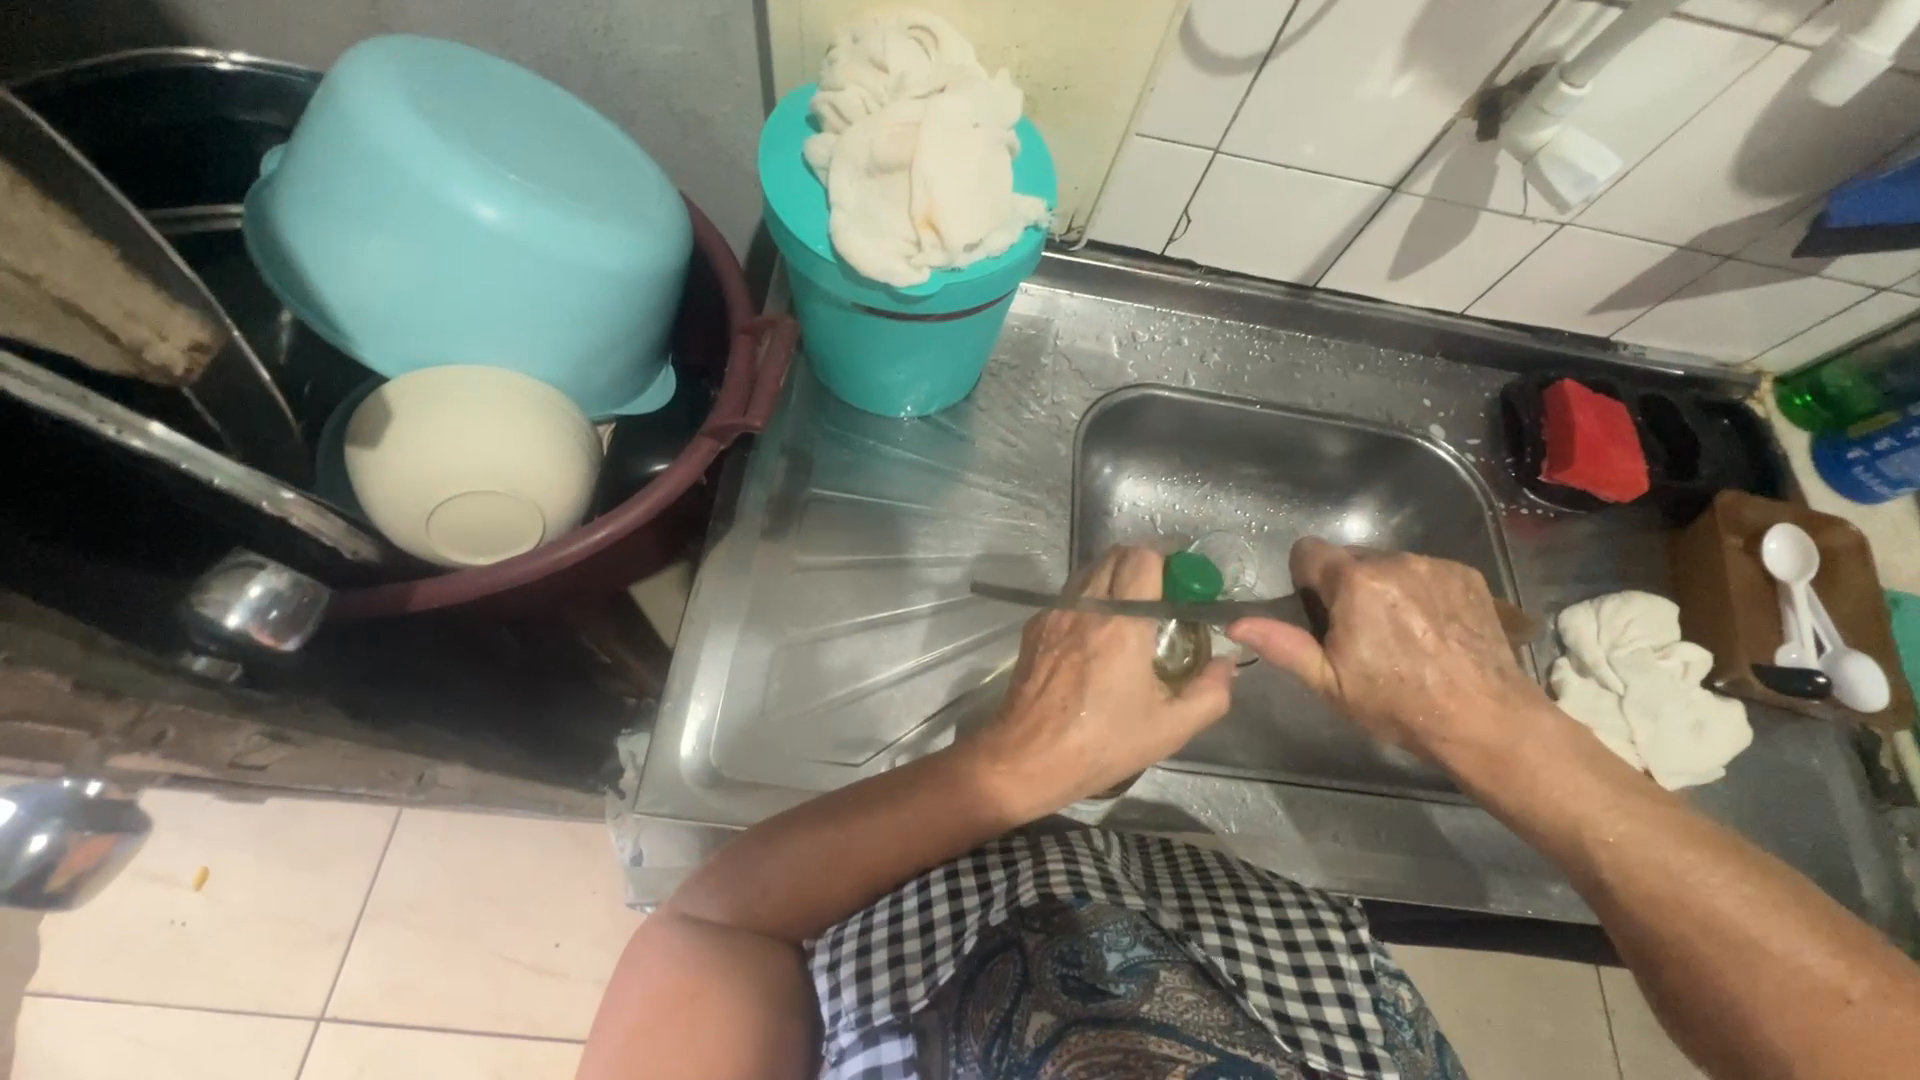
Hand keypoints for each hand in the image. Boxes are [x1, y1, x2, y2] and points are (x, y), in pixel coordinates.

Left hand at [967, 545, 1233, 817]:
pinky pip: (1069, 596)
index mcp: (1122, 624)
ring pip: (1089, 572)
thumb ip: (1210, 693)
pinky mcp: (1035, 627)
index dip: (1168, 562)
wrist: (1026, 758)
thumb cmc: (1101, 744)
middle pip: (1115, 555)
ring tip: (1132, 613)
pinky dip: (1090, 599)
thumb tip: (1225, 663)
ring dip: (1115, 579)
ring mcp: (1055, 614)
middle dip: (1144, 564)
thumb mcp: (1170, 728)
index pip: (1144, 558)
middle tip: (1163, 596)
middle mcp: (1086, 607)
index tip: (1184, 586)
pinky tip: (1098, 634)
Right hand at [1226, 538, 1551, 767]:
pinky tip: (1429, 630)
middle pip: (1349, 557)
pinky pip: (1423, 571)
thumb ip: (1281, 644)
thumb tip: (1234, 624)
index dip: (1304, 580)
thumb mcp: (1329, 682)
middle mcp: (1395, 561)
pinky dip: (1417, 591)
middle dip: (1344, 586)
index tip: (1318, 614)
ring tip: (1399, 634)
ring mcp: (1435, 565)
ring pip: (1387, 564)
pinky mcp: (1466, 575)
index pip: (1308, 551)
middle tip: (1358, 633)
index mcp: (1355, 583)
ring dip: (1381, 587)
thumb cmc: (1397, 705)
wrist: (1486, 719)